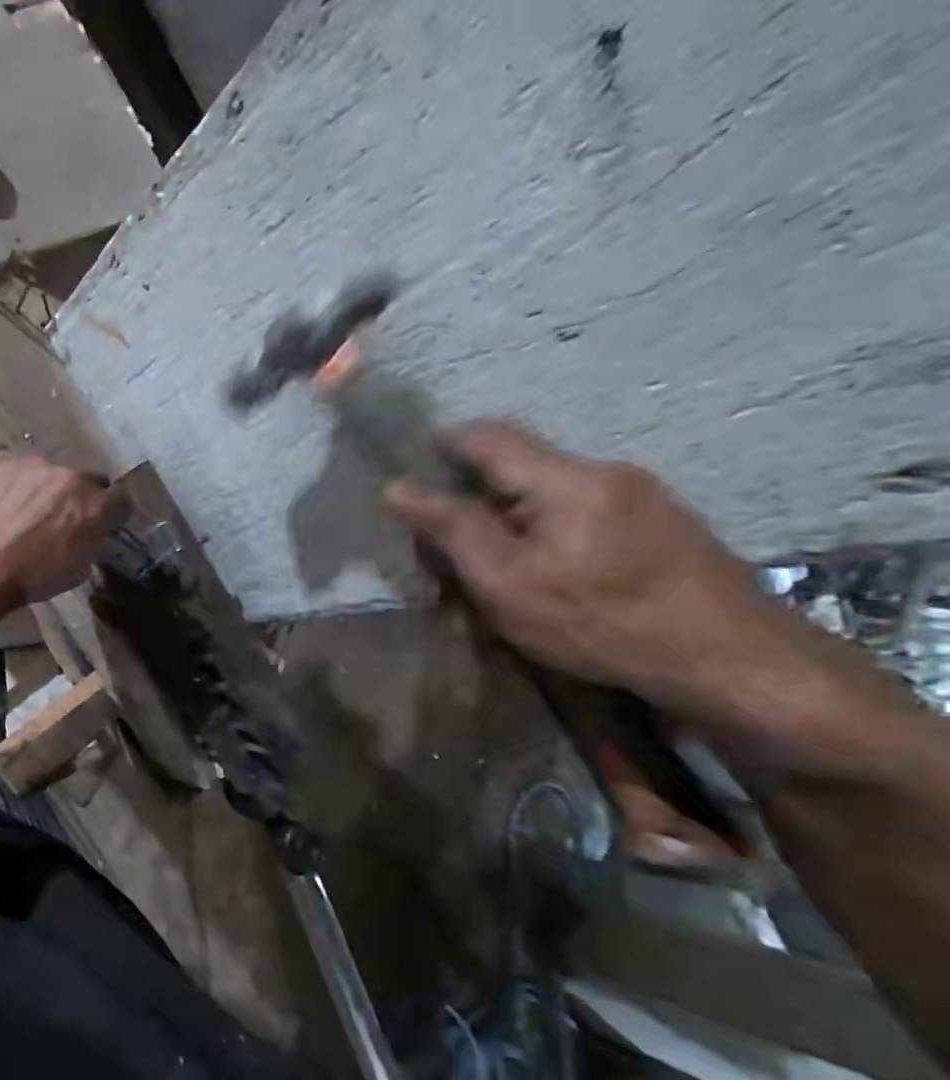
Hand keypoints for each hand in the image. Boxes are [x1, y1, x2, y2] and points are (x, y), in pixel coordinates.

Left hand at [0, 457, 118, 611]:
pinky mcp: (6, 464)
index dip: (112, 514)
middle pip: (87, 481)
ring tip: (29, 512)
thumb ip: (91, 539)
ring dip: (49, 489)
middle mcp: (72, 477)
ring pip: (53, 473)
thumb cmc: (32, 578)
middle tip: (62, 519)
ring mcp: (37, 466)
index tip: (101, 524)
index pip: (121, 500)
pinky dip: (20, 486)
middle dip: (80, 498)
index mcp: (97, 504)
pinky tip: (6, 506)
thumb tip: (88, 530)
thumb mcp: (78, 570)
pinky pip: (23, 472)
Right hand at [382, 422, 786, 711]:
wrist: (733, 663)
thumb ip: (450, 528)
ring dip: (509, 510)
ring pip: (549, 485)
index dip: (440, 444)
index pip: (487, 435)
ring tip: (493, 558)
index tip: (410, 474)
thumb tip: (396, 486)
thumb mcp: (506, 582)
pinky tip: (545, 566)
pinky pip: (581, 503)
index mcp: (567, 479)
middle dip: (472, 488)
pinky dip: (545, 522)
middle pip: (519, 461)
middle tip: (444, 535)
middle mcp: (607, 471)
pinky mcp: (660, 519)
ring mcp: (642, 493)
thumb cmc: (601, 622)